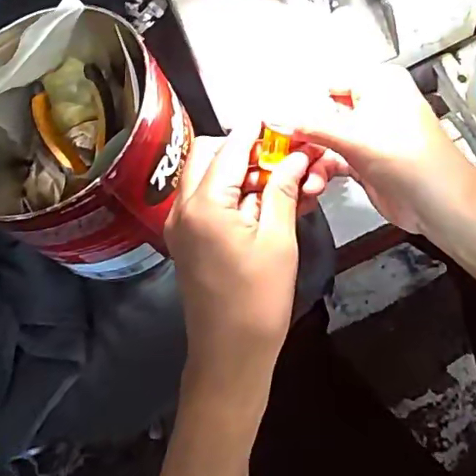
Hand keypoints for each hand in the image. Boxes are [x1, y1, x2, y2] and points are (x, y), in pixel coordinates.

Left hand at [163, 127, 321, 396]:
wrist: (229, 356)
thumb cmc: (258, 300)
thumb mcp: (278, 240)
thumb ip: (282, 191)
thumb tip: (295, 157)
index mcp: (204, 204)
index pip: (229, 149)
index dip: (254, 131)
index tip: (276, 120)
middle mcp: (183, 207)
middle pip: (209, 156)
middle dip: (243, 149)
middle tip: (279, 156)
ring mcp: (180, 223)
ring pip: (206, 177)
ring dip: (238, 172)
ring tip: (277, 181)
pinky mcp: (186, 239)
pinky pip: (205, 201)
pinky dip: (230, 194)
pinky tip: (262, 202)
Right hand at [270, 64, 475, 234]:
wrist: (445, 206)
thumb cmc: (414, 162)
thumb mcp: (355, 137)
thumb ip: (310, 124)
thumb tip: (275, 114)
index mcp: (378, 84)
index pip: (325, 82)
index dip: (297, 100)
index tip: (271, 116)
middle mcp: (373, 104)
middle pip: (322, 111)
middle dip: (301, 132)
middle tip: (277, 145)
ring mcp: (369, 133)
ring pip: (325, 137)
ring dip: (309, 155)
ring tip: (297, 170)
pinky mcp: (365, 159)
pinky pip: (333, 158)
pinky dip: (321, 169)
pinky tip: (312, 182)